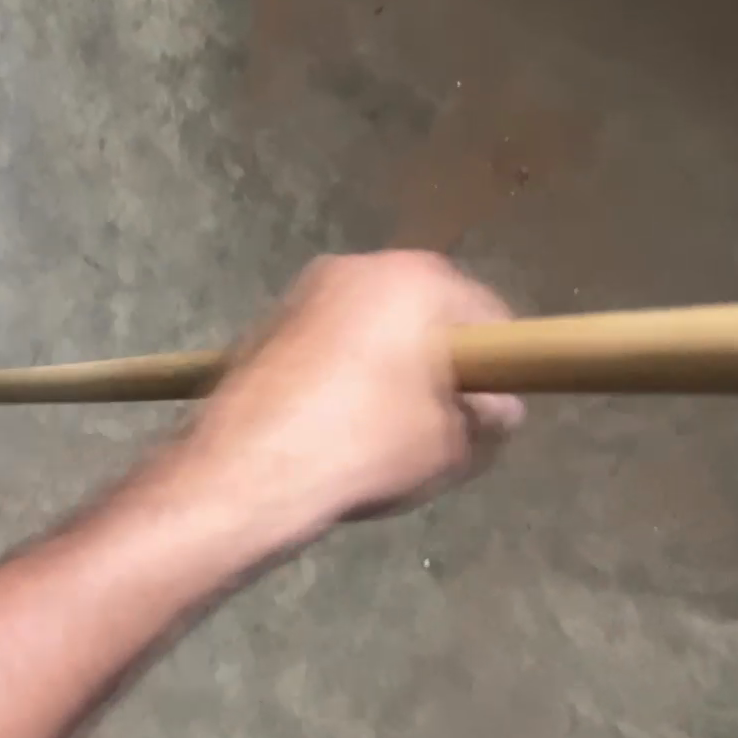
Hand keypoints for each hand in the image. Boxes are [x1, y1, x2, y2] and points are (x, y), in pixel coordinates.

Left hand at [170, 251, 522, 547]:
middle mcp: (348, 268)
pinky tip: (326, 422)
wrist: (243, 469)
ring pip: (361, 332)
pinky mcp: (255, 330)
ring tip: (374, 428)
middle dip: (428, 362)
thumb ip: (489, 416)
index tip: (484, 409)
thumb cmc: (362, 446)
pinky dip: (330, 374)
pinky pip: (316, 349)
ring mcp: (294, 297)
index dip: (494, 369)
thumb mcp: (455, 445)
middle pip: (415, 317)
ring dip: (376, 368)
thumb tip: (490, 406)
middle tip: (433, 420)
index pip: (484, 318)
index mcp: (412, 277)